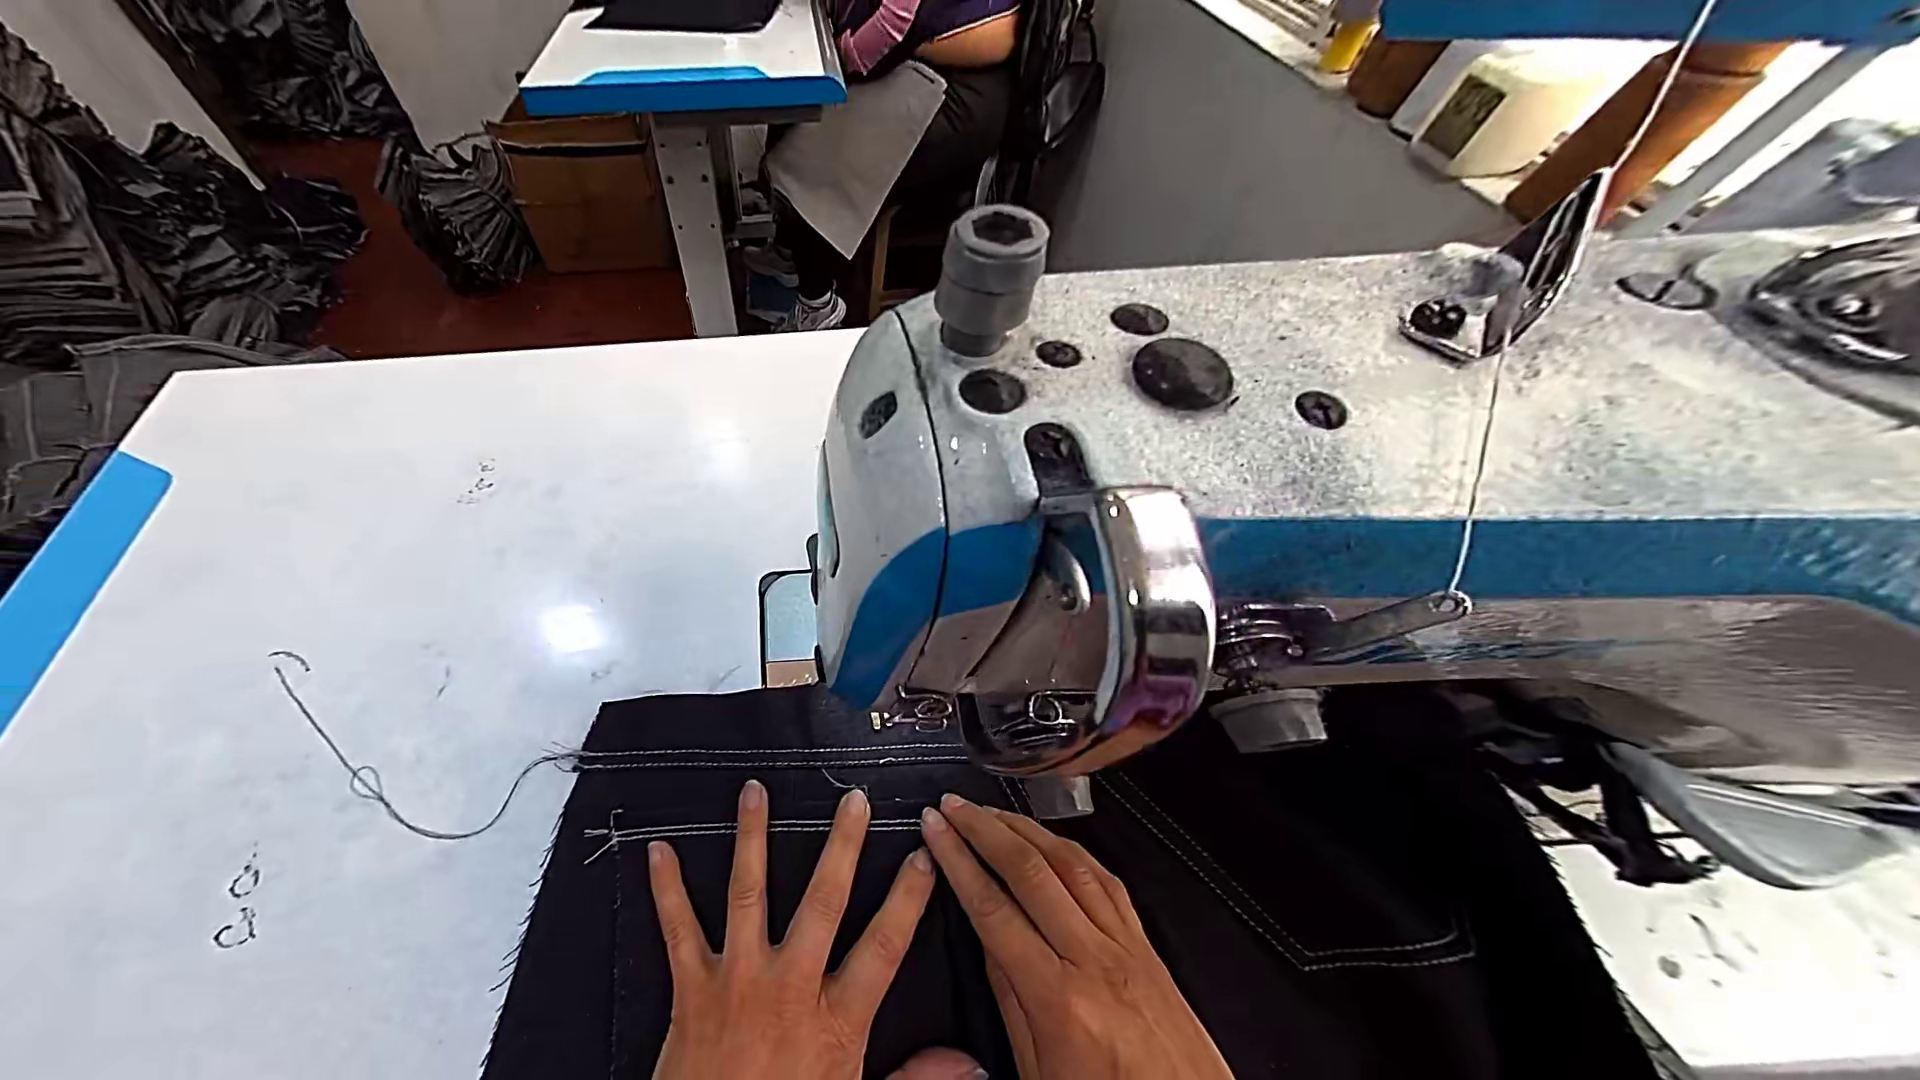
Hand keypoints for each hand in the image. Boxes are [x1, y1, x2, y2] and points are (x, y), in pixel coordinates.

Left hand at [649, 779, 937, 1079]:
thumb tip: (967, 1066)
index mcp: (833, 1019)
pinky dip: (667, 889)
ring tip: (755, 794)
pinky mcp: (691, 991)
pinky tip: (660, 851)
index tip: (923, 856)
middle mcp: (787, 988)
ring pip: (749, 894)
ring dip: (752, 838)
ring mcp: (736, 982)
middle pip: (822, 902)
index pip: (884, 945)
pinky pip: (677, 930)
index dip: (908, 898)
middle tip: (854, 802)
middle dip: (842, 846)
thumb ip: (914, 1079)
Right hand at [920, 794, 1232, 1079]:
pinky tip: (1051, 838)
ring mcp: (1125, 944)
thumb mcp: (1038, 1074)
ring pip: (1068, 862)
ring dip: (1025, 827)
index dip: (957, 860)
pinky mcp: (1146, 942)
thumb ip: (1009, 998)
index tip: (937, 830)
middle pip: (1029, 870)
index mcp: (1060, 1001)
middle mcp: (1095, 959)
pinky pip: (1105, 878)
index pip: (993, 907)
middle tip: (955, 805)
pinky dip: (1071, 849)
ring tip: (993, 809)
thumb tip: (986, 934)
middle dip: (984, 828)